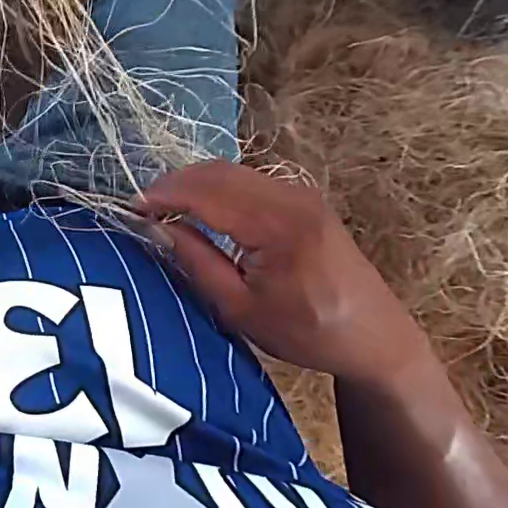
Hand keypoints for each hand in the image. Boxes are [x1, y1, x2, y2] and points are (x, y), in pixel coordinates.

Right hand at [138, 162, 437, 389]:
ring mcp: (300, 193)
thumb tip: (160, 227)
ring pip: (230, 171)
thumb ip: (197, 262)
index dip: (164, 195)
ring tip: (164, 206)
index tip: (131, 208)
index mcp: (277, 227)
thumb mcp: (241, 309)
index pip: (206, 193)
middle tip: (143, 207)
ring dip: (193, 182)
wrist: (376, 336)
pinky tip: (199, 206)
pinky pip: (247, 179)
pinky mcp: (303, 198)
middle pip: (217, 172)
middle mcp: (290, 198)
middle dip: (174, 183)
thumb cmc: (307, 333)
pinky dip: (215, 186)